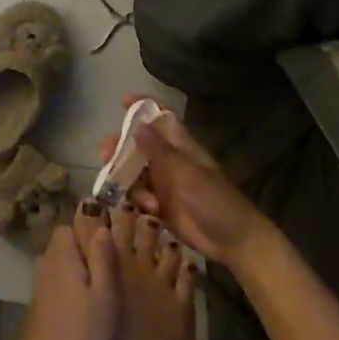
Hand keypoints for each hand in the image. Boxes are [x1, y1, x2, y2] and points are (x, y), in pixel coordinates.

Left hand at [15, 223, 118, 339]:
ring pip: (58, 267)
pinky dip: (69, 289)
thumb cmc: (83, 333)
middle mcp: (45, 266)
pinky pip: (55, 286)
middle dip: (83, 252)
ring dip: (76, 272)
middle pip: (62, 246)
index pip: (67, 227)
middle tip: (110, 271)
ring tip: (101, 290)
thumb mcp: (106, 295)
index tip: (108, 246)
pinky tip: (84, 309)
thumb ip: (103, 259)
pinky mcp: (38, 308)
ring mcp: (38, 288)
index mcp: (61, 257)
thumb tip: (102, 228)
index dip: (87, 231)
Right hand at [100, 95, 265, 265]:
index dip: (143, 107)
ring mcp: (162, 183)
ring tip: (142, 198)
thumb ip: (159, 149)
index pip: (160, 118)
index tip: (123, 99)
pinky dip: (138, 200)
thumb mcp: (184, 172)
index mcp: (179, 146)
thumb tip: (137, 124)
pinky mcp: (159, 204)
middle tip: (108, 155)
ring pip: (133, 171)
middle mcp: (168, 160)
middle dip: (119, 148)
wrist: (231, 240)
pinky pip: (137, 195)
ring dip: (129, 181)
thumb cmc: (213, 200)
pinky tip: (150, 210)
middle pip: (136, 145)